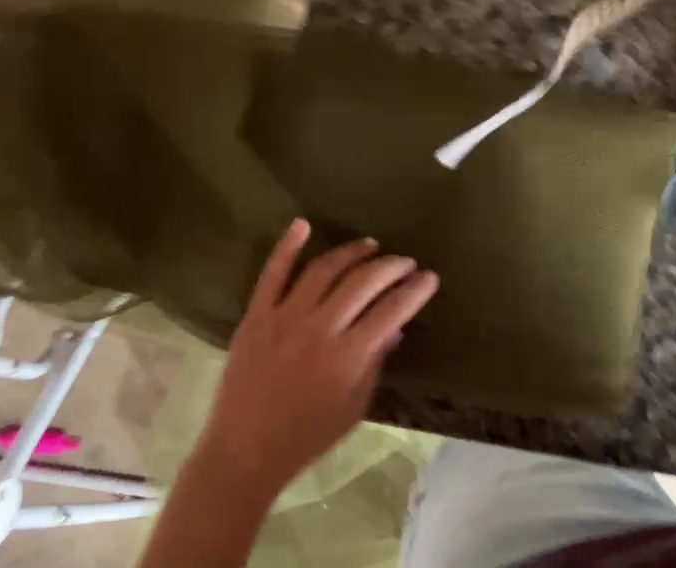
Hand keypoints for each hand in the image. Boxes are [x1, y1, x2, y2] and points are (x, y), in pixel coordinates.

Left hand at [195, 220, 438, 495]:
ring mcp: (285, 318)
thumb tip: (396, 327)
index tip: (430, 277)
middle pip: (363, 283)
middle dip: (391, 267)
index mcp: (348, 356)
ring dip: (352, 253)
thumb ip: (375, 363)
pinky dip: (287, 246)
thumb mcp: (354, 408)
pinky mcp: (256, 316)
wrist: (245, 451)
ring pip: (324, 270)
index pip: (392, 311)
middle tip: (406, 261)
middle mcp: (320, 329)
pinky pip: (273, 274)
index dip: (415, 291)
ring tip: (370, 245)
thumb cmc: (307, 436)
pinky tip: (303, 224)